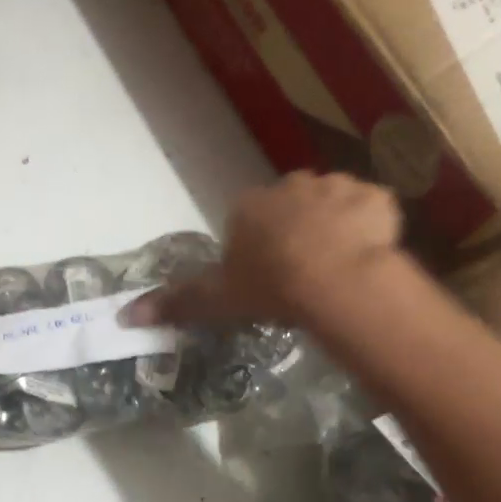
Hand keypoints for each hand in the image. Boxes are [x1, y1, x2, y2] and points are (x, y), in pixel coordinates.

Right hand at [126, 171, 404, 328]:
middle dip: (292, 233)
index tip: (262, 278)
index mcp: (249, 206)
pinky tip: (364, 259)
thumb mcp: (217, 300)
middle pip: (288, 208)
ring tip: (333, 271)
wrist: (338, 280)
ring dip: (331, 230)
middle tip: (298, 276)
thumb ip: (175, 303)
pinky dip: (368, 231)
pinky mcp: (378, 198)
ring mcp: (338, 187)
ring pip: (331, 207)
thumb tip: (123, 315)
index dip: (253, 249)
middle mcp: (291, 186)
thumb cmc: (270, 287)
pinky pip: (370, 212)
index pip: (245, 221)